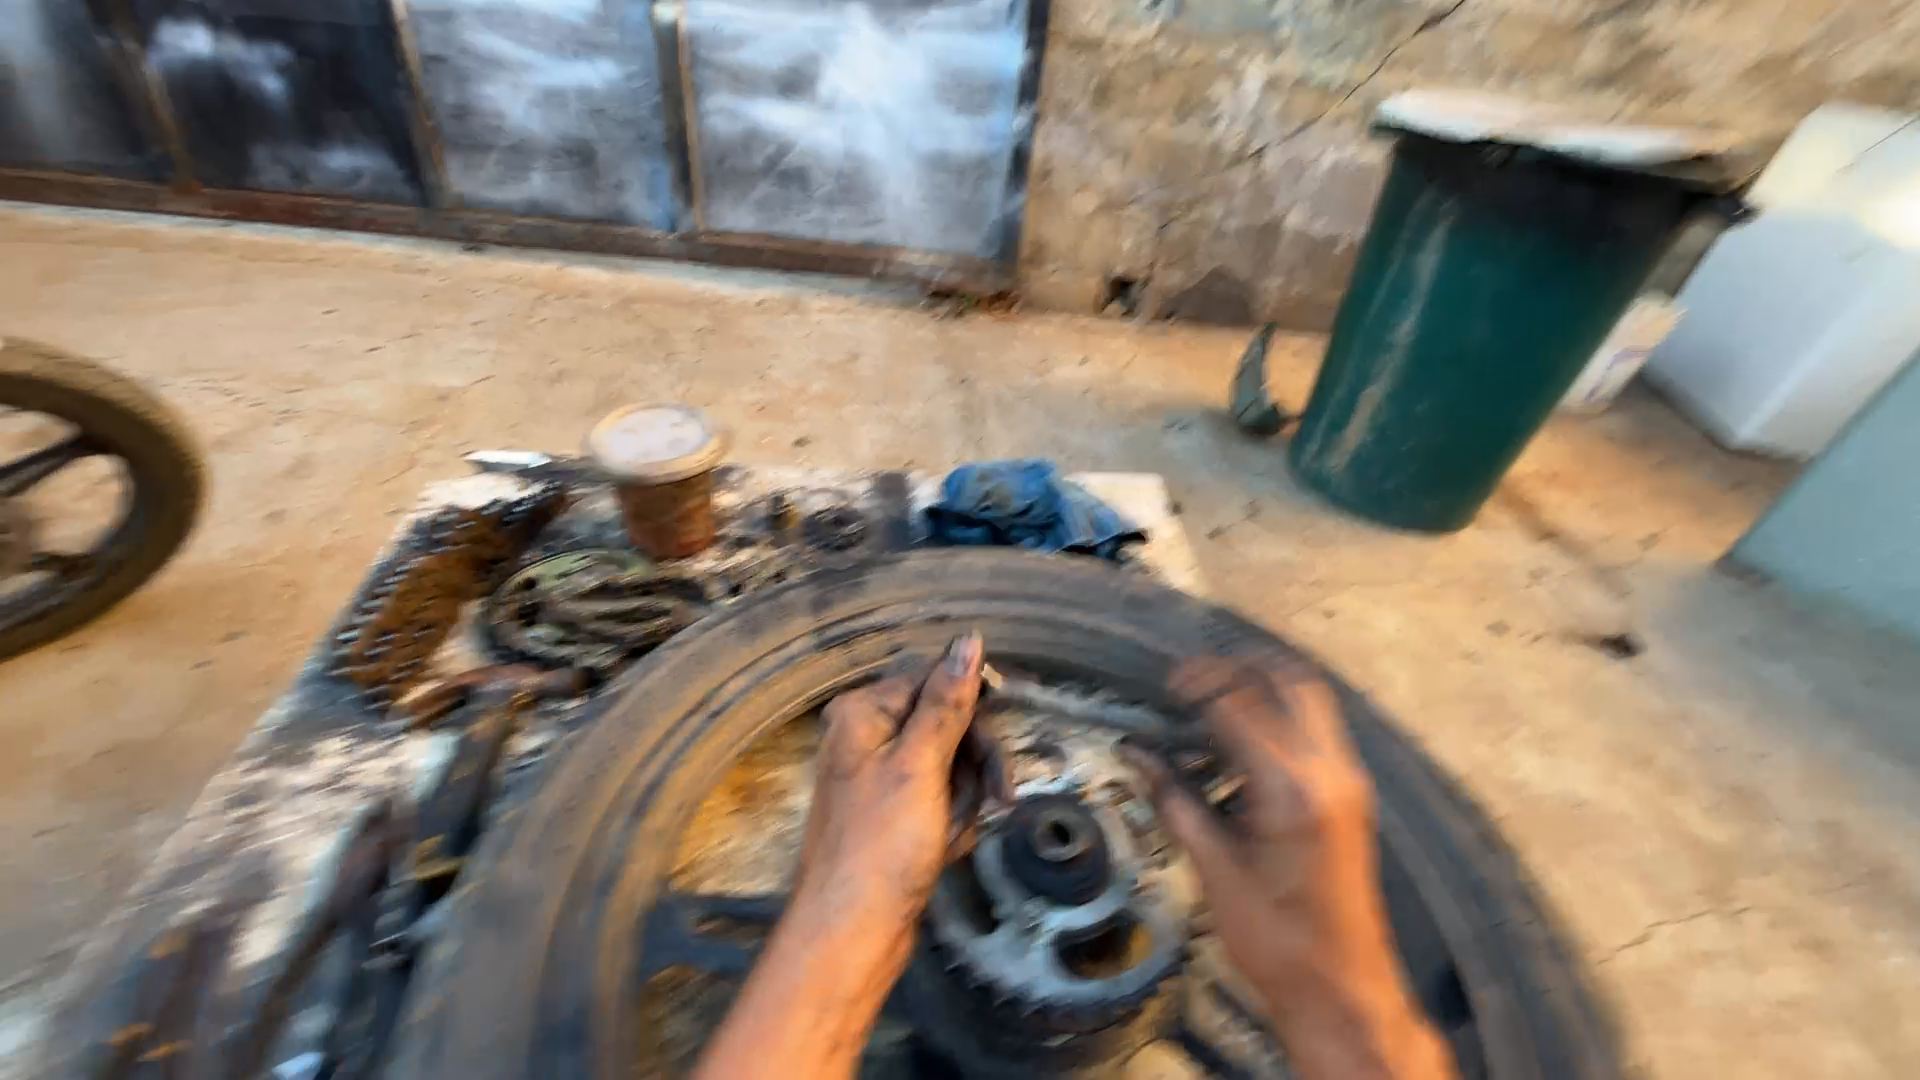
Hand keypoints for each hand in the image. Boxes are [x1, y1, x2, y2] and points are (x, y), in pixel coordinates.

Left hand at [793, 631, 986, 952]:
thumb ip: (947, 701)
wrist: (850, 937)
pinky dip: (953, 820)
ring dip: (966, 798)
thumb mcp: (919, 766)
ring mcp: (882, 774)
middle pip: (950, 723)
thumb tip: (969, 640)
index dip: (980, 705)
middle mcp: (868, 733)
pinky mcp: (895, 810)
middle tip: (998, 799)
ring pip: (953, 763)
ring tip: (951, 834)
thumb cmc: (881, 846)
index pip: (938, 681)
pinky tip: (943, 847)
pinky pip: (943, 796)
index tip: (1020, 717)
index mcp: (864, 711)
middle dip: (974, 764)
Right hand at [1129, 657, 1453, 1079]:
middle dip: (1238, 666)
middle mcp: (1328, 773)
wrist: (1343, 990)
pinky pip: (1318, 727)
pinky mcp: (1351, 794)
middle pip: (1290, 682)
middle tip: (1193, 676)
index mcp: (1290, 790)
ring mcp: (1347, 781)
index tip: (1166, 684)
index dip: (1199, 685)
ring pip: (1311, 698)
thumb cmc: (1274, 938)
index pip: (1240, 706)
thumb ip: (1174, 798)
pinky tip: (1244, 733)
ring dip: (1264, 682)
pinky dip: (1281, 711)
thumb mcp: (1213, 867)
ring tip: (1214, 691)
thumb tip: (1135, 753)